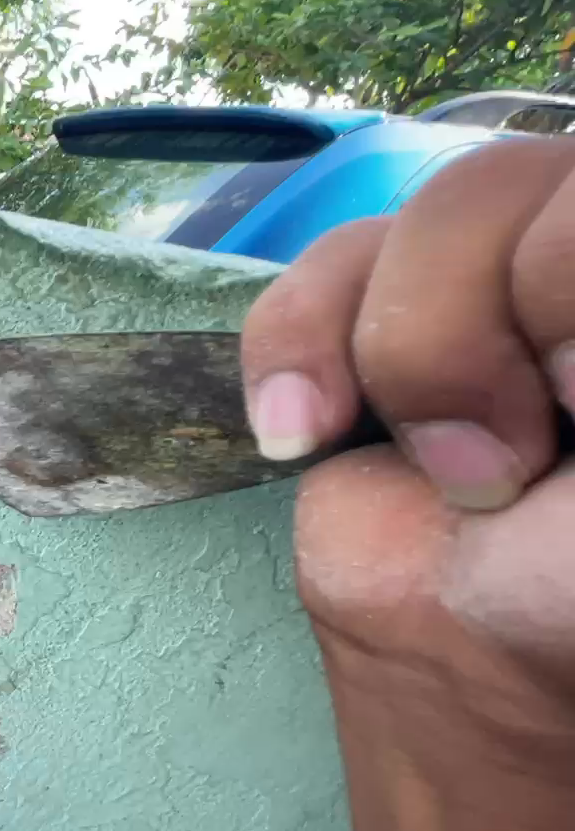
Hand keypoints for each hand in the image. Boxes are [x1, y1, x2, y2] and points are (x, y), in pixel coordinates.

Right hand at [243, 138, 574, 830]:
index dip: (564, 301)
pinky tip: (300, 430)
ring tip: (431, 457)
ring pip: (408, 222)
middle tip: (517, 456)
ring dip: (396, 359)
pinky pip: (300, 282)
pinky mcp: (349, 331)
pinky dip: (284, 353)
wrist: (471, 640)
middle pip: (506, 190)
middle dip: (483, 336)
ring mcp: (466, 287)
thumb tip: (542, 292)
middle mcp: (574, 259)